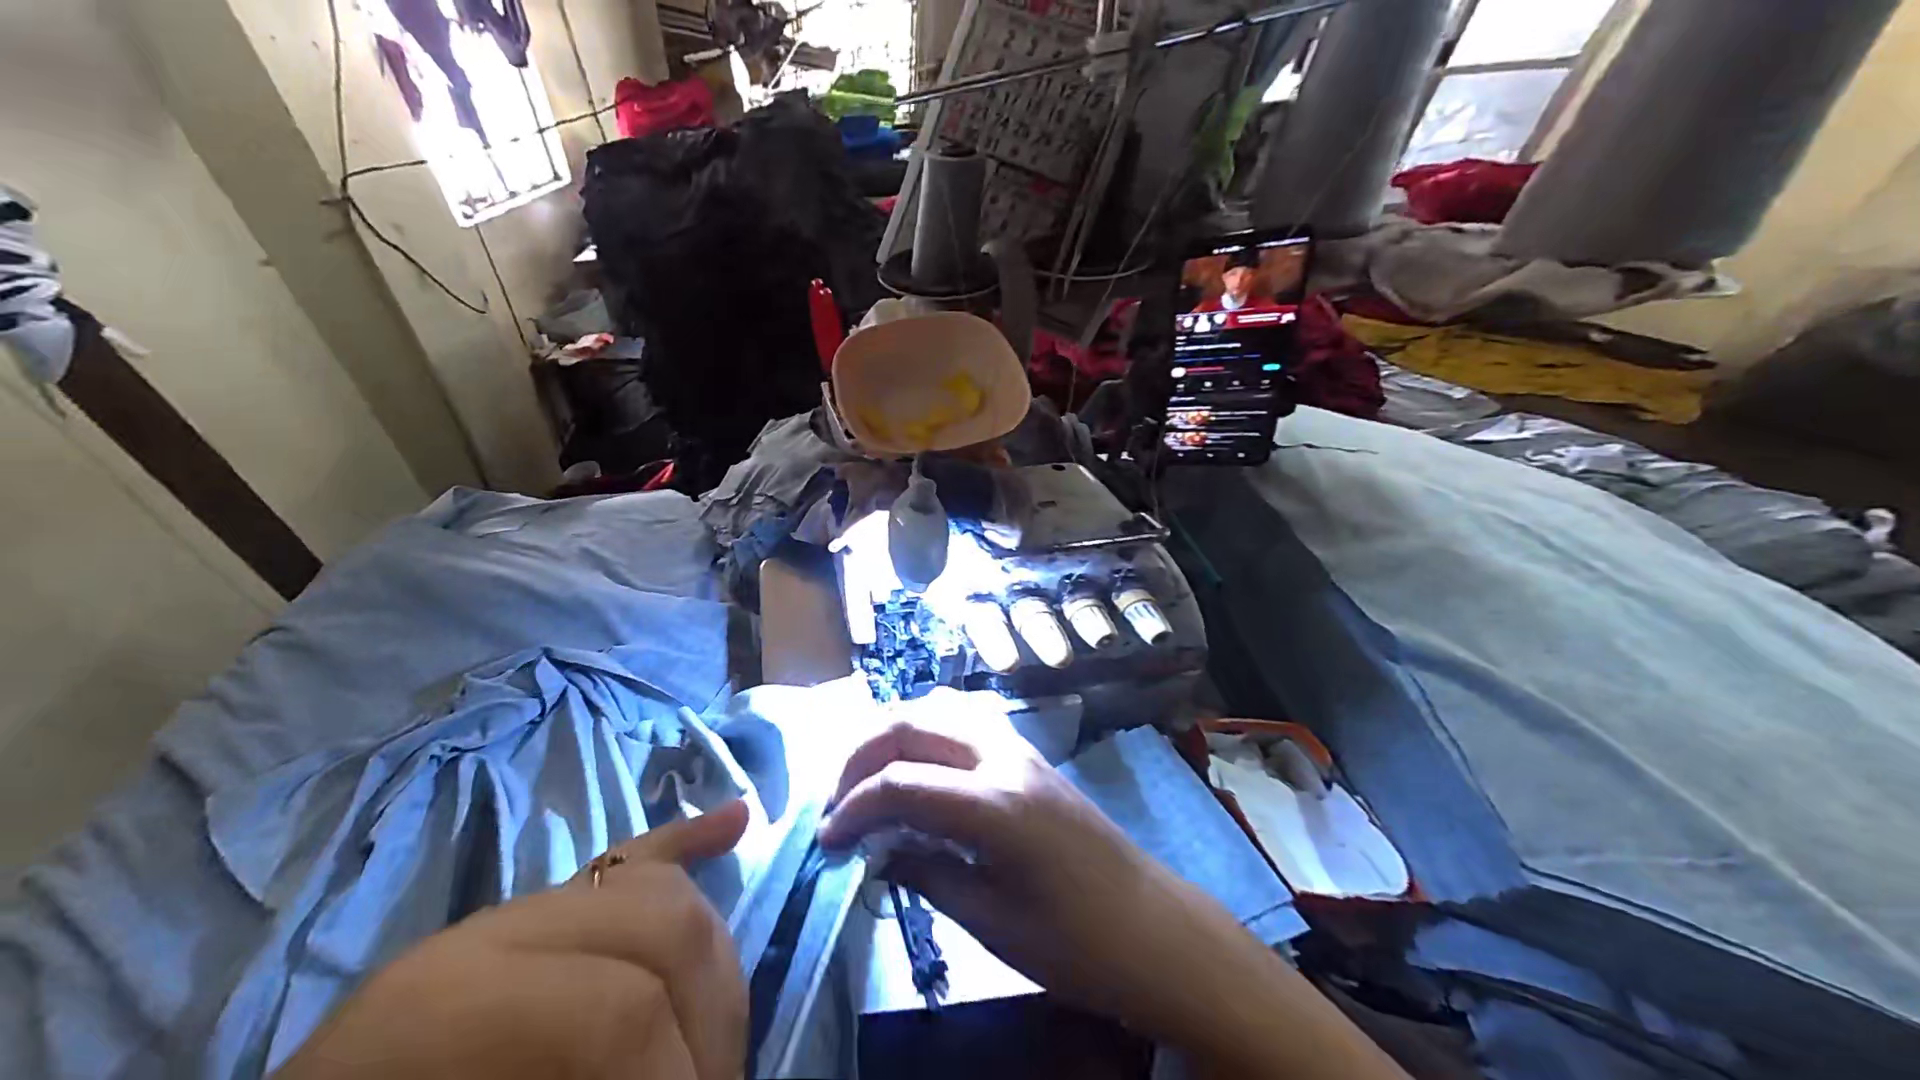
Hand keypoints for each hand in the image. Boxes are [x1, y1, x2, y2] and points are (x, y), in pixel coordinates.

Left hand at [276, 801, 751, 1079]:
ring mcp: (519, 905)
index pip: (623, 1012)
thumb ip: (596, 1065)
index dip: (677, 1070)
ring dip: (713, 960)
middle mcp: (494, 931)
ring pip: (661, 890)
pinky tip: (738, 821)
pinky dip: (689, 841)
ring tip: (715, 1031)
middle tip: (715, 1078)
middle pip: (666, 926)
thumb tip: (678, 1067)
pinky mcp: (536, 904)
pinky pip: (627, 857)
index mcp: (450, 1006)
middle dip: (715, 1011)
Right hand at [819, 719, 1407, 1079]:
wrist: (1157, 932)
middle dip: (861, 755)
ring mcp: (1020, 750)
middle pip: (911, 723)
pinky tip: (915, 774)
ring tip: (867, 781)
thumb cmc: (1077, 945)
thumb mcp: (991, 923)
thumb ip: (926, 873)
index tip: (825, 841)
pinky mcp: (1030, 757)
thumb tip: (875, 850)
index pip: (899, 784)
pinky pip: (963, 724)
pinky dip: (924, 738)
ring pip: (937, 711)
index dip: (852, 808)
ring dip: (892, 737)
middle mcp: (1004, 758)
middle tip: (837, 801)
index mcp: (994, 805)